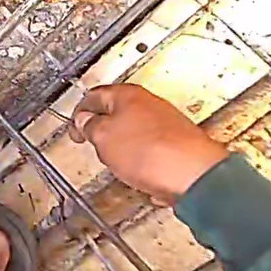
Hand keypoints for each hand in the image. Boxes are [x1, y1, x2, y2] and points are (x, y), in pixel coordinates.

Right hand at [68, 84, 228, 204]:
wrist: (194, 176)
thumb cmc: (153, 153)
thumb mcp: (103, 137)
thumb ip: (90, 126)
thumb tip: (85, 121)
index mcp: (127, 94)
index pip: (94, 96)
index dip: (80, 114)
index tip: (76, 128)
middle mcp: (148, 104)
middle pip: (115, 114)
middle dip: (103, 133)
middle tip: (97, 146)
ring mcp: (165, 123)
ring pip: (133, 133)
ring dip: (123, 149)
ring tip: (122, 164)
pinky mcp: (177, 144)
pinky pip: (151, 150)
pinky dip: (143, 161)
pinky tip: (143, 173)